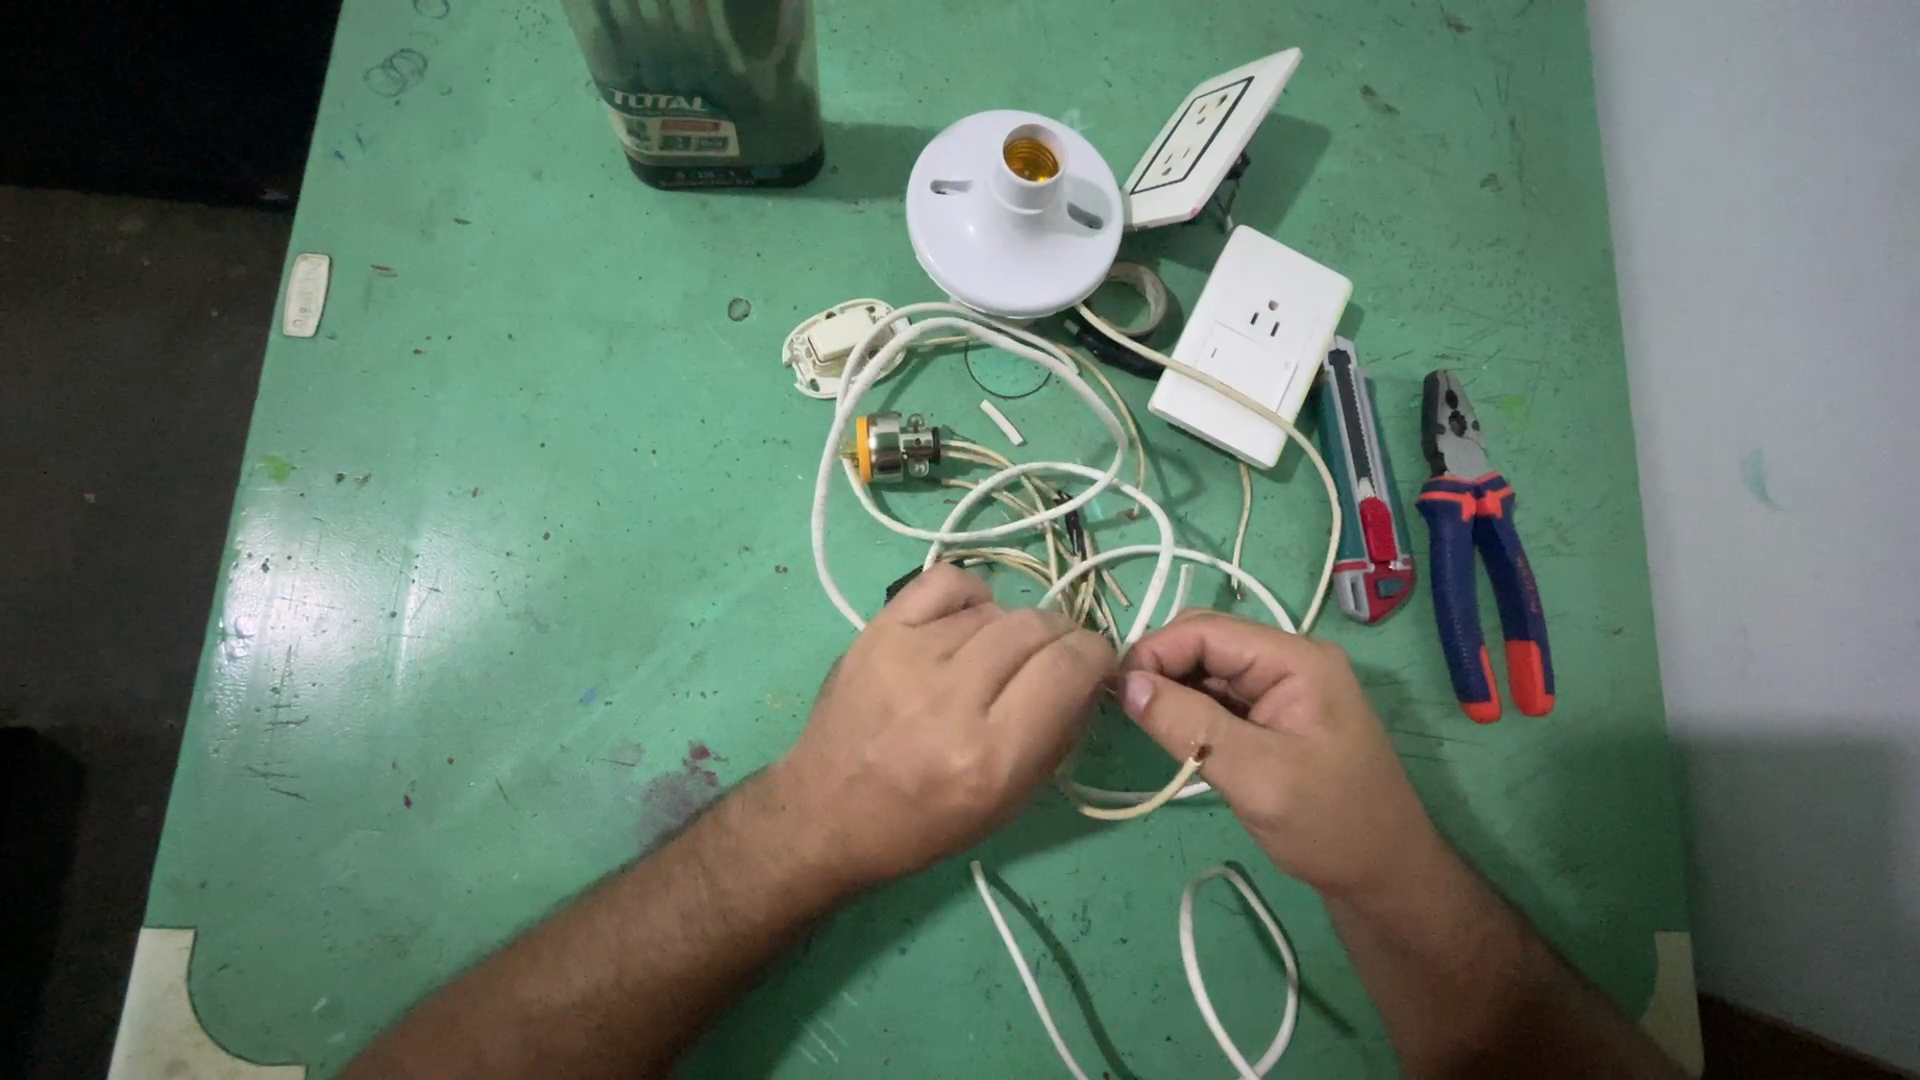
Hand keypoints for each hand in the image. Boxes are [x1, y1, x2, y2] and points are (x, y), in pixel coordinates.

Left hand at [774, 565, 1115, 887]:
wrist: (827, 811)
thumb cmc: (923, 822)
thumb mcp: (1009, 802)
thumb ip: (1059, 733)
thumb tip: (1089, 672)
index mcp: (990, 755)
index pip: (1069, 666)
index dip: (1096, 655)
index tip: (1092, 663)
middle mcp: (951, 699)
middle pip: (1036, 628)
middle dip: (1062, 637)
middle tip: (1054, 657)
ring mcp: (909, 656)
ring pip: (996, 609)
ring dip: (1014, 627)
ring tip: (1000, 655)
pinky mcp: (877, 631)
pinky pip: (946, 582)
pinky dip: (971, 595)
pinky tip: (969, 619)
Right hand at [1118, 611, 1442, 902]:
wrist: (1385, 879)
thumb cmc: (1331, 826)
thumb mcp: (1256, 777)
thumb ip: (1189, 726)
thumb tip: (1126, 685)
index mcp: (1295, 659)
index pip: (1205, 631)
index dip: (1154, 652)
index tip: (1116, 693)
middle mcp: (1287, 659)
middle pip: (1203, 640)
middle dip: (1160, 667)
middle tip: (1126, 709)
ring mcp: (1280, 685)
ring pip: (1205, 667)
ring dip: (1171, 688)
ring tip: (1145, 723)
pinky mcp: (1270, 712)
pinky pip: (1215, 693)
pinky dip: (1187, 707)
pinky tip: (1172, 732)